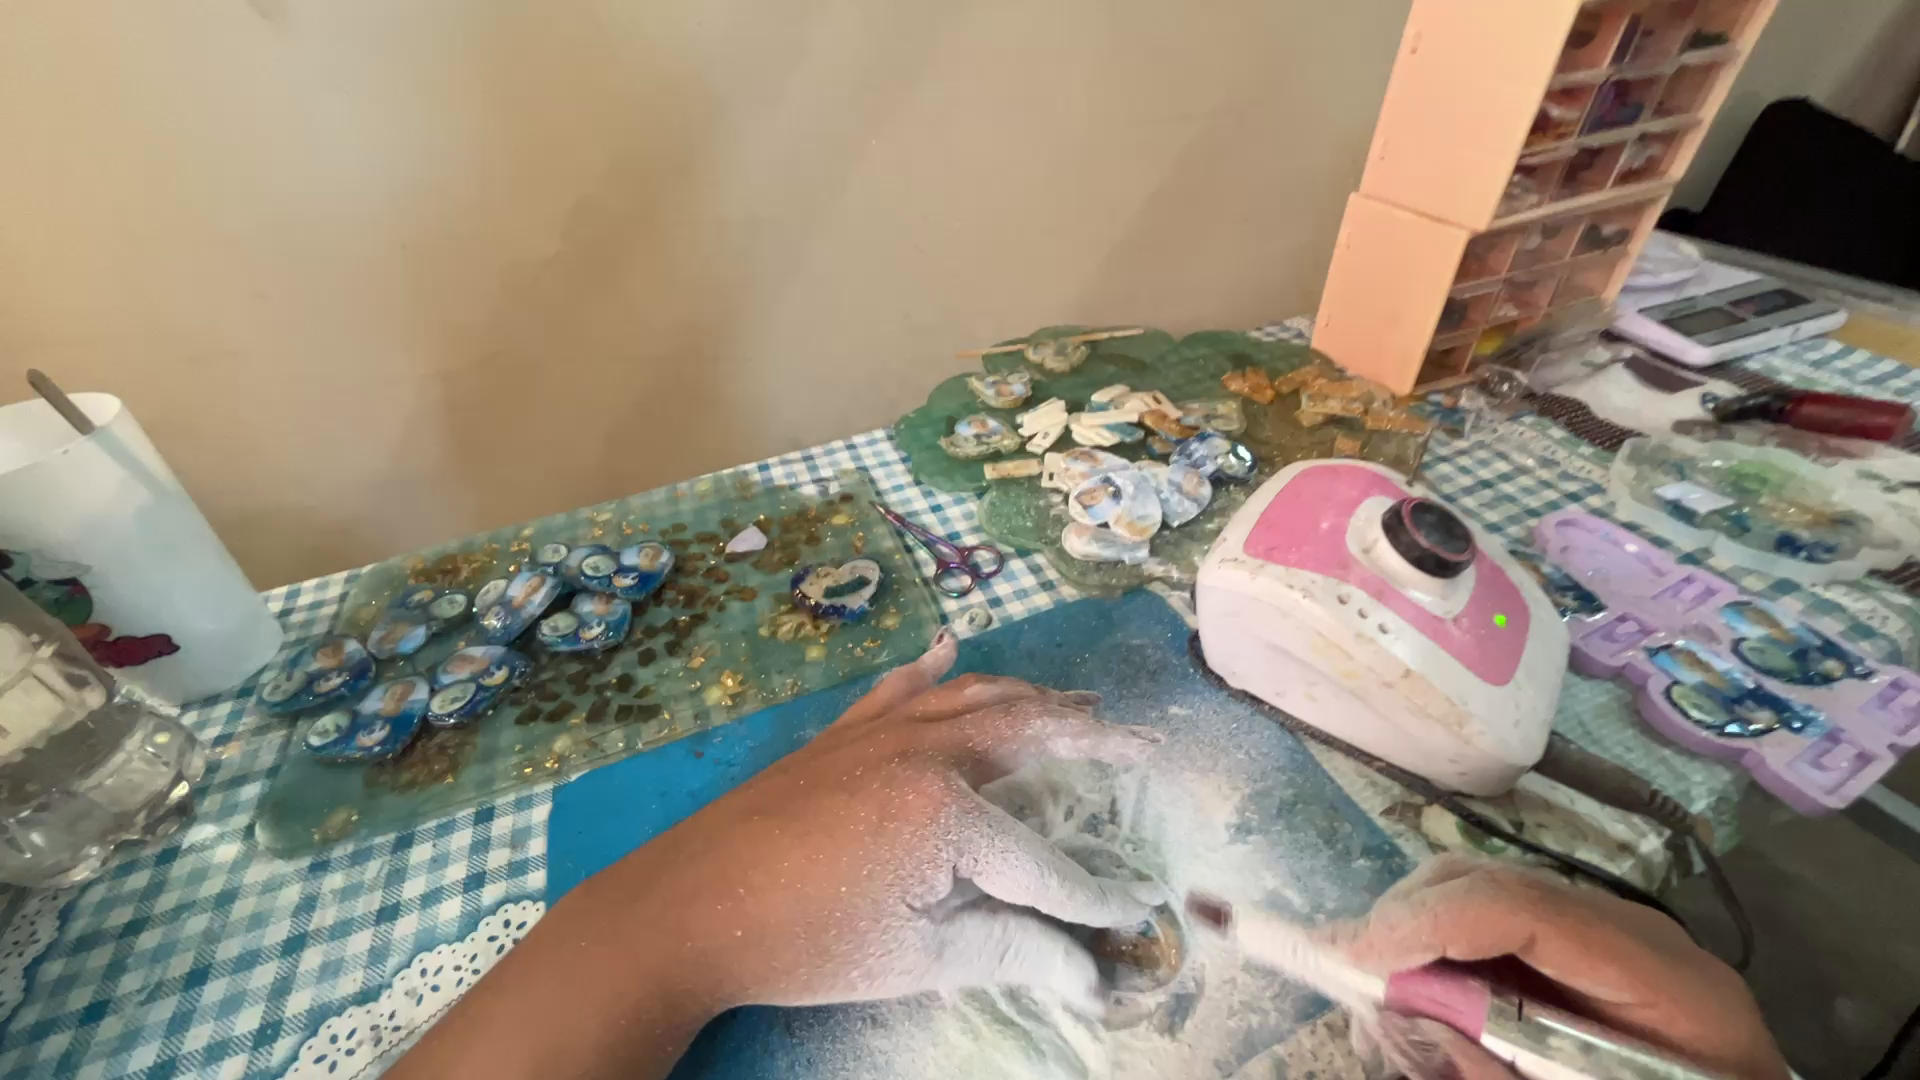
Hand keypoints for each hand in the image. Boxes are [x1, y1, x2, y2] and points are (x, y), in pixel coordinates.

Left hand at [597, 628, 1167, 1012]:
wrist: (692, 903)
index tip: (1136, 913)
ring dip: (1032, 697)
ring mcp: (886, 729)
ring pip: (977, 698)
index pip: (1043, 862)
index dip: (1090, 896)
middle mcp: (928, 750)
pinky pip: (903, 687)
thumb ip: (1011, 953)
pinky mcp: (848, 729)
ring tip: (1076, 701)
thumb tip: (1092, 976)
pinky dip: (934, 670)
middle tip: (1140, 739)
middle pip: (1028, 735)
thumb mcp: (917, 958)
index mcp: (950, 811)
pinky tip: (950, 649)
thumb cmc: (809, 940)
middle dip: (1092, 738)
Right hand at [1333, 854, 1789, 1079]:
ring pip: (1468, 890)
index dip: (1426, 923)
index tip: (1355, 962)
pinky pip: (1478, 921)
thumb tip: (1407, 1026)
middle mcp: (1624, 932)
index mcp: (1665, 979)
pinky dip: (1429, 950)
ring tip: (1373, 994)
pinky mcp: (1567, 948)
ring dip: (1407, 933)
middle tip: (1349, 975)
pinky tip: (1411, 993)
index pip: (1521, 906)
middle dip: (1402, 920)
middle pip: (1481, 881)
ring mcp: (1594, 932)